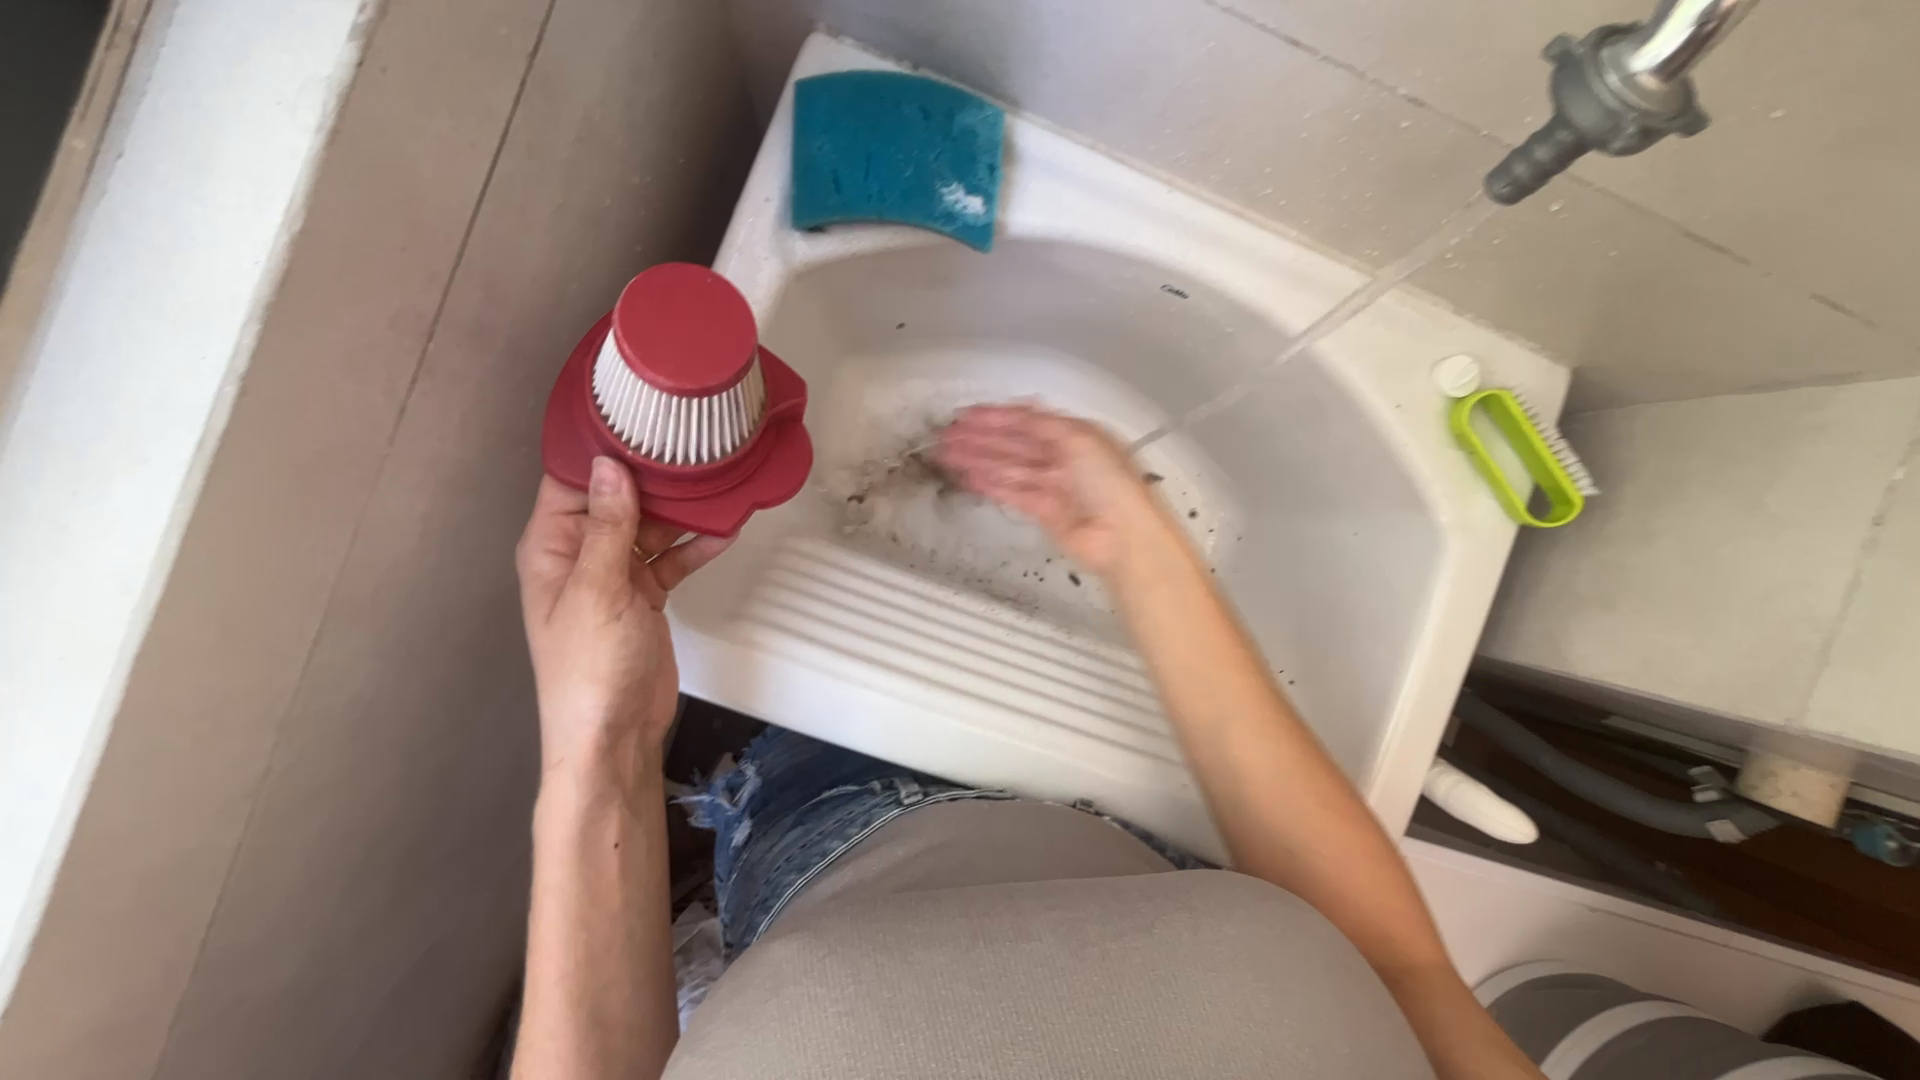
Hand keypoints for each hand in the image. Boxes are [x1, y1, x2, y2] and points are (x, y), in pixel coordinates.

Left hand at [516, 457, 732, 786]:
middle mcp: (582, 553)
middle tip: (692, 444)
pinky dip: (695, 546)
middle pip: (618, 497)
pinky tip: (724, 530)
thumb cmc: (589, 668)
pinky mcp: (646, 594)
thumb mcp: (598, 590)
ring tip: (718, 482)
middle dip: (652, 475)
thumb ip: (609, 527)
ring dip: (681, 509)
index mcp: (553, 546)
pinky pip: (672, 558)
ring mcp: (616, 575)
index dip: (600, 448)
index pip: (571, 480)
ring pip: (651, 525)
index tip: (637, 417)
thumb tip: (610, 465)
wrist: (614, 733)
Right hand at [937, 404, 1171, 576]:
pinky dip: (990, 484)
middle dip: (980, 438)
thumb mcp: (1079, 439)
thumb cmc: (1110, 482)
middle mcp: (1063, 457)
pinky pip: (1011, 492)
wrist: (1123, 535)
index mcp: (1075, 435)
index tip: (966, 415)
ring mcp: (1052, 485)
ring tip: (947, 455)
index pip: (1028, 421)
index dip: (997, 417)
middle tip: (947, 436)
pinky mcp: (1043, 512)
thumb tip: (1019, 409)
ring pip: (1008, 467)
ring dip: (978, 459)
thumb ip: (1044, 423)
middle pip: (1014, 443)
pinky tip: (968, 478)